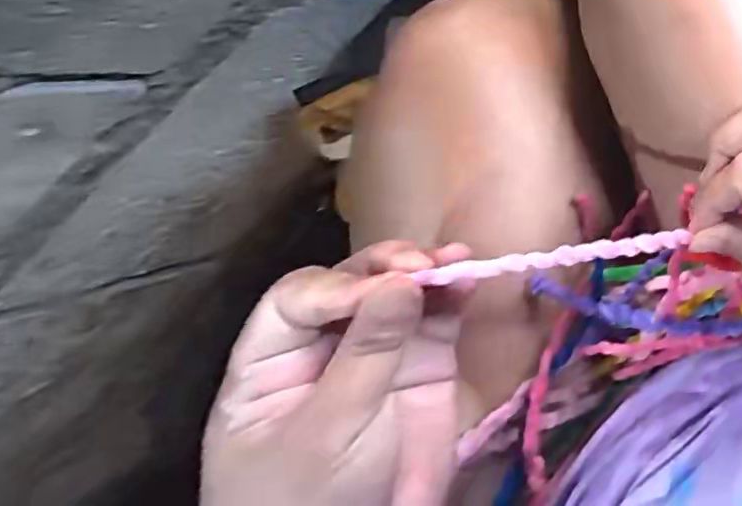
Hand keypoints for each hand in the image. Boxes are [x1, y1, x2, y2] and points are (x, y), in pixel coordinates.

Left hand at [201, 241, 473, 505]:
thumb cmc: (315, 499)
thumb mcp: (329, 430)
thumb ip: (367, 353)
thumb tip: (403, 281)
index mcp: (272, 367)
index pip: (295, 301)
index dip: (338, 285)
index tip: (386, 289)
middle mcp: (326, 346)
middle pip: (352, 281)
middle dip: (388, 265)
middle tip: (423, 265)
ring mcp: (381, 347)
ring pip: (401, 287)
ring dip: (429, 267)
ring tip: (456, 260)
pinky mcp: (427, 355)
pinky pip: (441, 310)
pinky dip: (457, 289)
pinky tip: (469, 277)